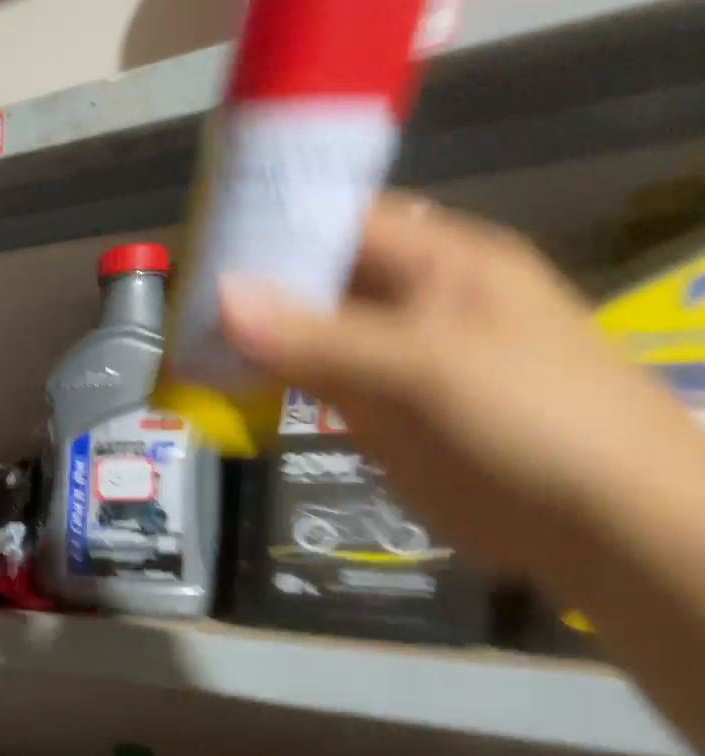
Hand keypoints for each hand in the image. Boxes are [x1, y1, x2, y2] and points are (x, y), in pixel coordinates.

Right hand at [218, 192, 697, 590]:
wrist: (596, 521)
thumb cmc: (531, 419)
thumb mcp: (424, 367)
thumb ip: (318, 337)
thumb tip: (218, 298)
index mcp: (440, 264)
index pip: (343, 222)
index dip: (276, 225)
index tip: (201, 239)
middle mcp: (407, 303)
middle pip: (312, 278)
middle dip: (245, 286)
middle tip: (171, 301)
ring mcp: (386, 360)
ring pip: (299, 334)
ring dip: (244, 338)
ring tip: (174, 342)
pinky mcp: (371, 411)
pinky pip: (303, 383)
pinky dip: (258, 383)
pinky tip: (210, 385)